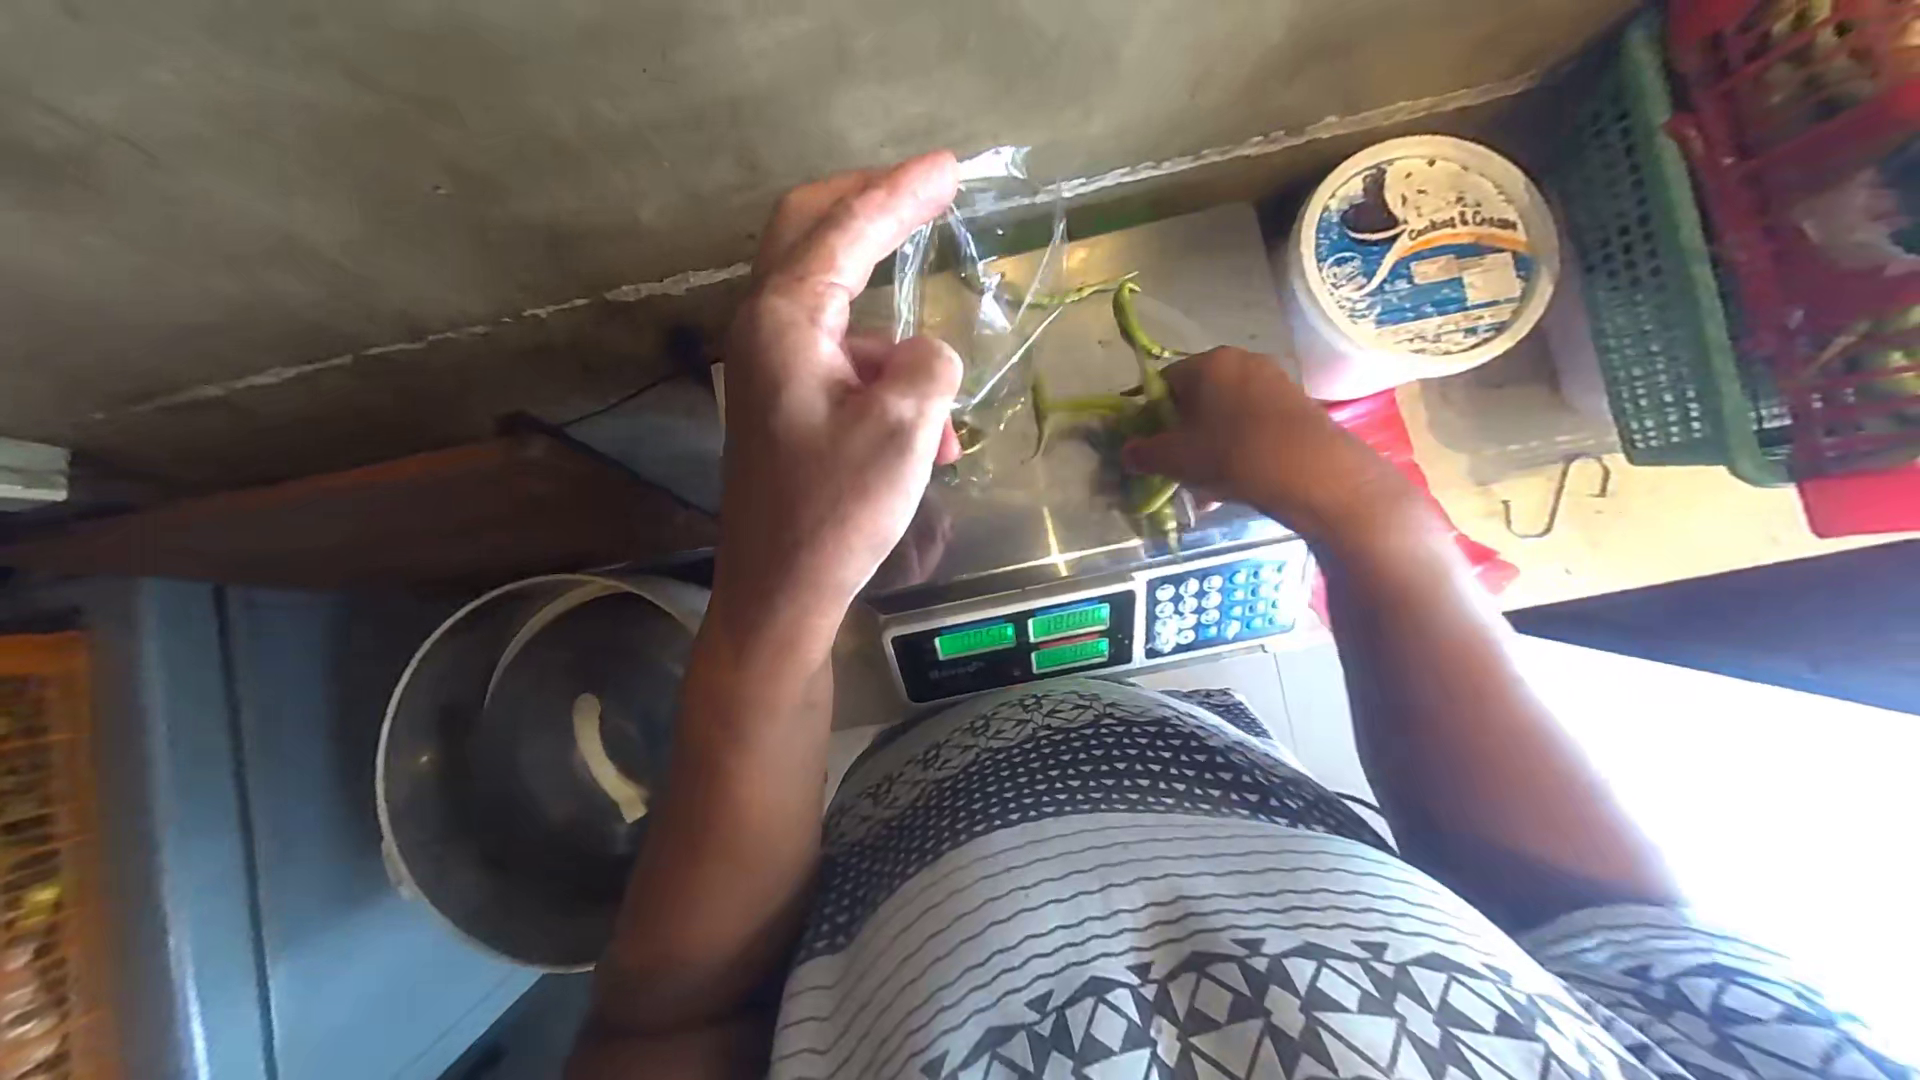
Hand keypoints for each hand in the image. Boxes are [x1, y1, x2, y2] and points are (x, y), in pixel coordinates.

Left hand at [713, 151, 962, 646]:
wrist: (782, 590)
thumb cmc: (838, 510)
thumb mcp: (906, 428)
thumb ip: (929, 365)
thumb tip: (926, 354)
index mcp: (786, 320)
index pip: (846, 227)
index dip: (900, 191)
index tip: (949, 167)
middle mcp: (766, 330)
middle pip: (812, 235)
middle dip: (868, 209)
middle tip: (921, 194)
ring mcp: (769, 369)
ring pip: (841, 320)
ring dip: (899, 347)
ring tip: (944, 420)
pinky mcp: (783, 405)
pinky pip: (843, 370)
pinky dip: (888, 388)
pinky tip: (926, 444)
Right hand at [1121, 347, 1421, 544]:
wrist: (1313, 473)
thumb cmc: (1232, 455)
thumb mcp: (1175, 459)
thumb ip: (1143, 453)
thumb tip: (1126, 453)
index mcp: (1207, 363)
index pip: (1162, 383)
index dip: (1149, 416)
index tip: (1149, 446)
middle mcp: (1241, 361)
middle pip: (1196, 398)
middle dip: (1182, 432)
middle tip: (1177, 466)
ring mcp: (1274, 380)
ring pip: (1225, 414)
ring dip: (1209, 444)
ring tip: (1207, 482)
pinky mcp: (1297, 404)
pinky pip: (1252, 423)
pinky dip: (1238, 446)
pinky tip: (1236, 479)